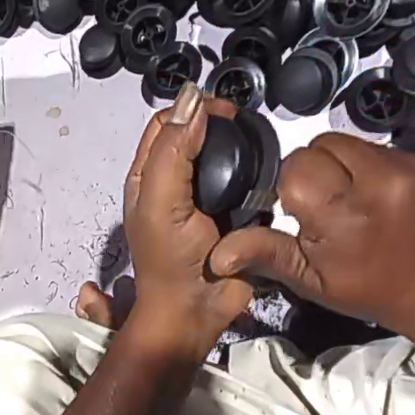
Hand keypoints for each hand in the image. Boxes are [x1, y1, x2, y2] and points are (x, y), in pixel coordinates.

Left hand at [81, 84, 253, 358]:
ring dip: (241, 152)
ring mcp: (205, 200)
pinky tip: (265, 178)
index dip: (192, 110)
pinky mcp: (232, 215)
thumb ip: (172, 152)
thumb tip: (192, 102)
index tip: (221, 112)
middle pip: (197, 136)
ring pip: (225, 159)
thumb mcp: (159, 202)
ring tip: (258, 152)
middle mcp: (175, 183)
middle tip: (243, 127)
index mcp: (149, 176)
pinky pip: (247, 186)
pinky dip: (256, 178)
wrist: (197, 311)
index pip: (167, 124)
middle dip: (219, 126)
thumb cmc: (169, 263)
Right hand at [210, 132, 414, 339]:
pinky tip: (389, 200)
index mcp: (343, 213)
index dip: (293, 187)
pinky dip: (381, 170)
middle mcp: (379, 180)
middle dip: (319, 170)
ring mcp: (412, 167)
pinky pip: (389, 149)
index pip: (296, 165)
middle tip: (332, 207)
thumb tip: (220, 253)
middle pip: (324, 144)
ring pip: (356, 143)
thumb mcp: (312, 281)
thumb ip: (266, 254)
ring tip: (361, 204)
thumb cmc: (374, 290)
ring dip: (349, 168)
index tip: (306, 212)